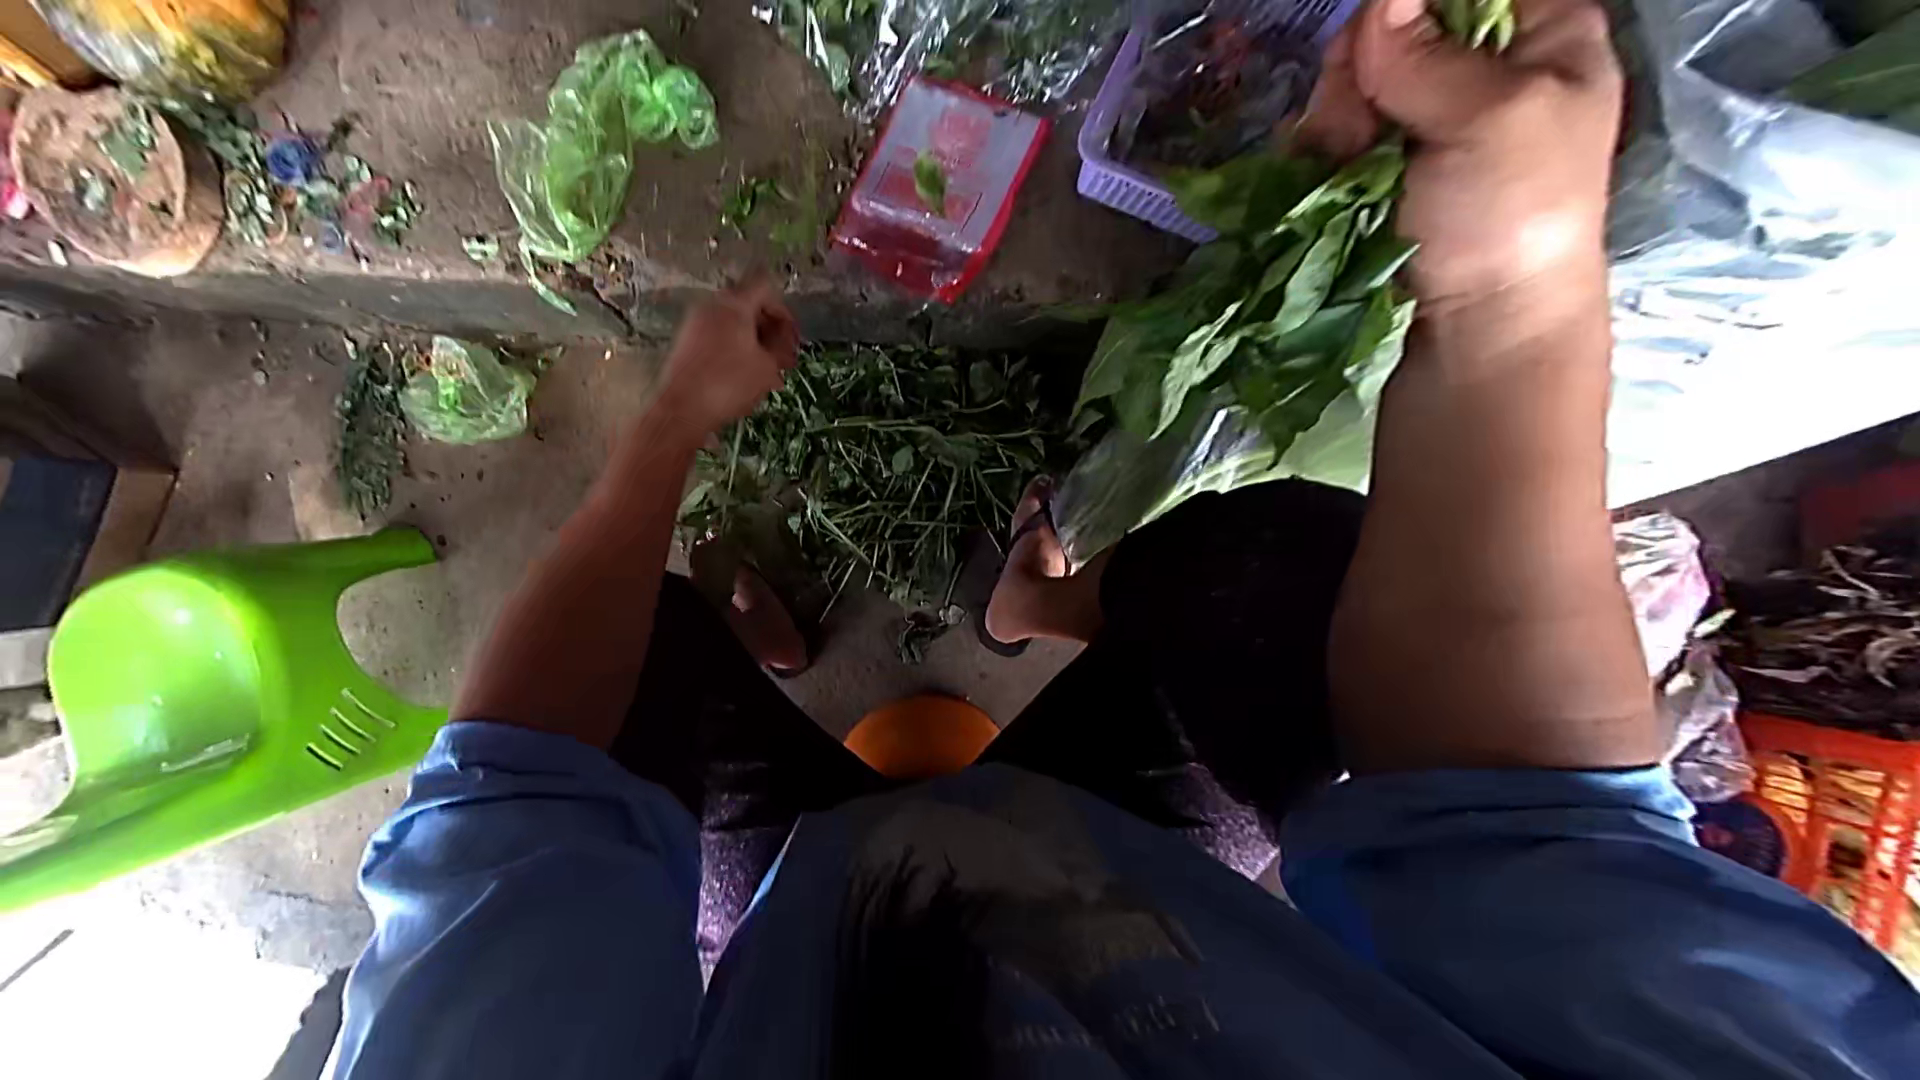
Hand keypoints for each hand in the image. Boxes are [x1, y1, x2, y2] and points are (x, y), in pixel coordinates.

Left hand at [654, 274, 799, 436]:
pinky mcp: (687, 344)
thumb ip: (780, 347)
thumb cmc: (730, 384)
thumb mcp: (768, 367)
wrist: (683, 410)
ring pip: (735, 325)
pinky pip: (720, 338)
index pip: (766, 288)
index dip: (784, 312)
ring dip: (756, 343)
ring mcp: (695, 324)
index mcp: (734, 305)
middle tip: (784, 358)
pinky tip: (746, 377)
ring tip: (768, 372)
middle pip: (749, 306)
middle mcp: (712, 307)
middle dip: (771, 330)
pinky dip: (737, 351)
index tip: (792, 339)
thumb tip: (782, 340)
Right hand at [1302, 0, 1621, 331]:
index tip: (1378, 50)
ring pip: (1343, 94)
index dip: (1407, 9)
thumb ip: (1431, 58)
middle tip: (1363, 131)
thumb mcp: (1492, 119)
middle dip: (1359, 79)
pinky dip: (1314, 161)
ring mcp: (1407, 134)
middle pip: (1384, 37)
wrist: (1469, 328)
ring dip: (1333, 129)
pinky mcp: (1363, 182)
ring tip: (1349, 172)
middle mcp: (1463, 78)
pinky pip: (1322, 146)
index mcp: (1530, 38)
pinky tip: (1326, 185)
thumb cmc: (1507, 219)